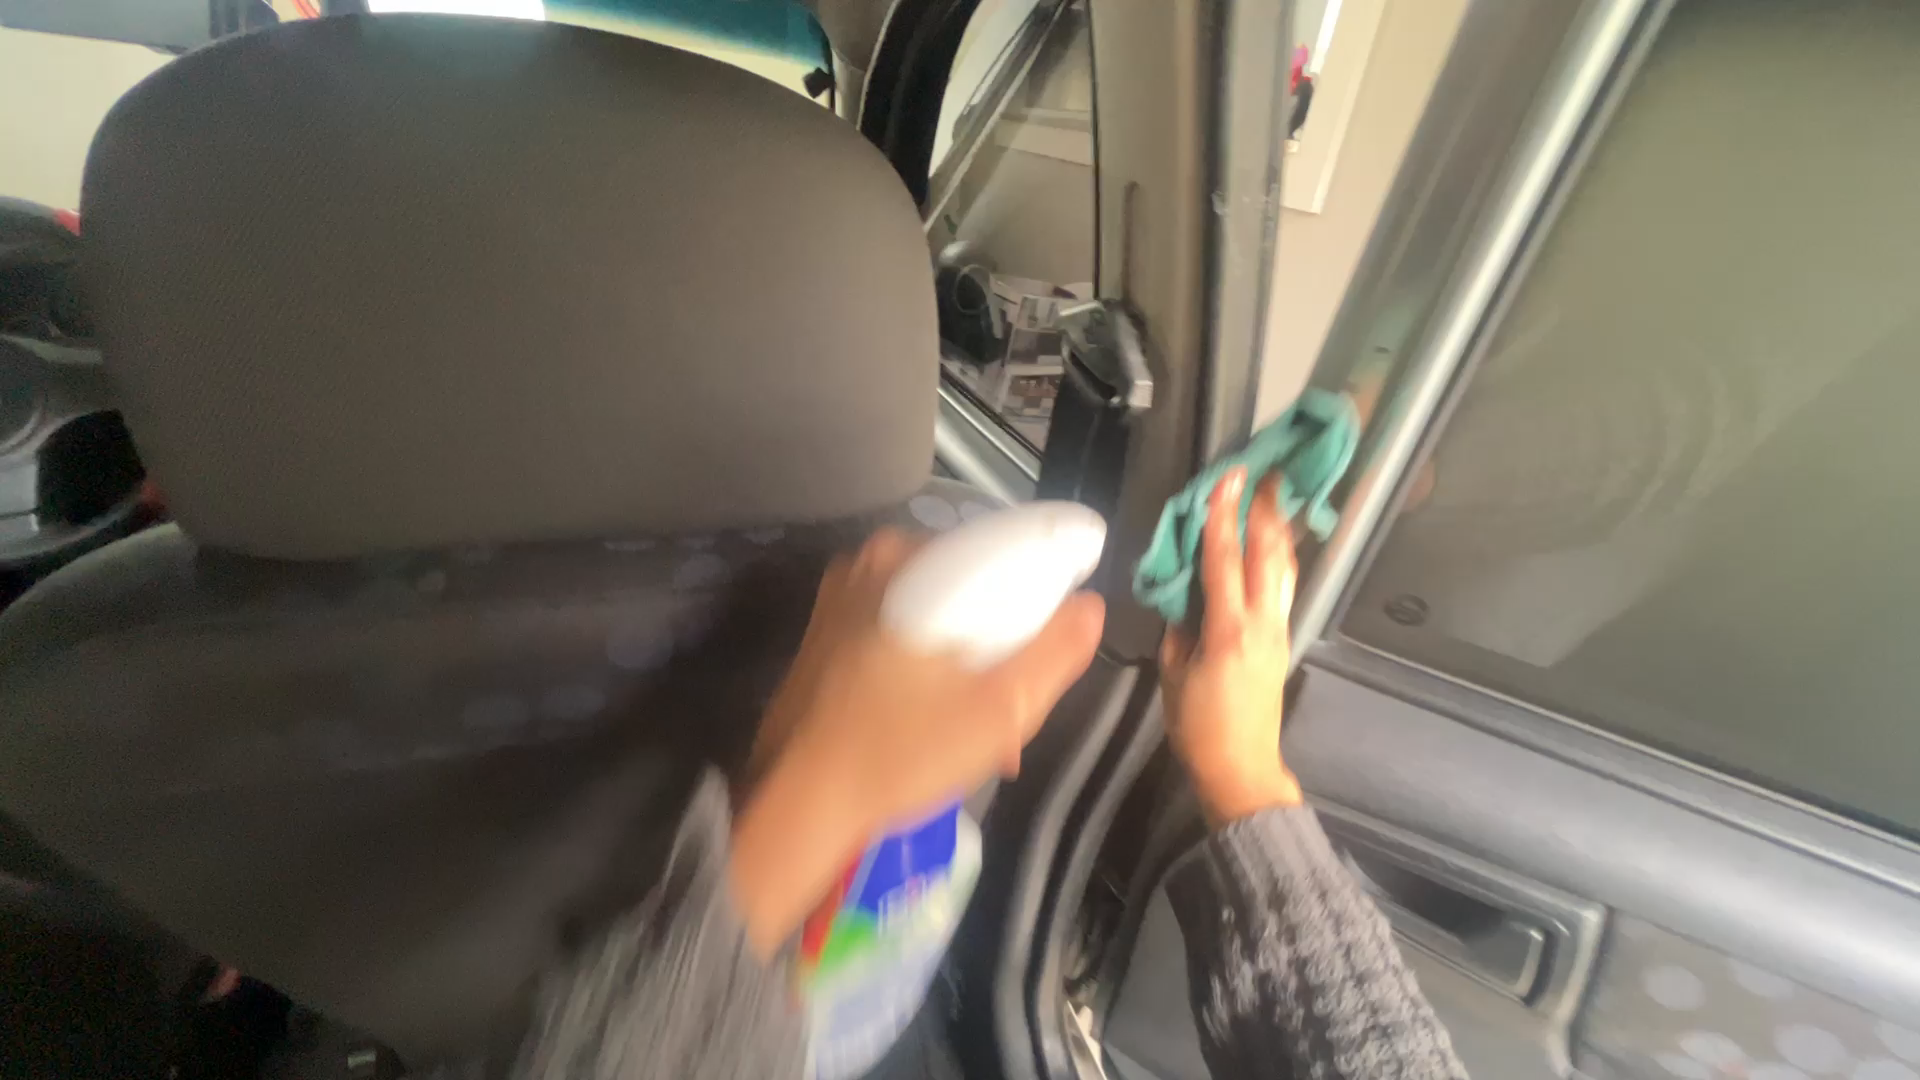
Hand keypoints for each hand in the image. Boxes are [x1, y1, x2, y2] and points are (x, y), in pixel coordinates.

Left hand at [731, 528, 1105, 951]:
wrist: (795, 803)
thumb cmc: (900, 750)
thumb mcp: (998, 707)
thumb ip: (1054, 653)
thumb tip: (1089, 608)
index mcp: (911, 558)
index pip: (1001, 554)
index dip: (1036, 601)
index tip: (1043, 653)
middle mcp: (873, 562)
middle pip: (968, 586)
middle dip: (998, 640)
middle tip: (1011, 703)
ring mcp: (844, 596)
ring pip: (935, 611)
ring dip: (965, 658)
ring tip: (980, 723)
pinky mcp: (826, 632)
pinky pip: (899, 630)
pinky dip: (927, 663)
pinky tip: (936, 715)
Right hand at [1161, 468, 1304, 825]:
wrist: (1242, 768)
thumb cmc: (1198, 725)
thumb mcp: (1173, 674)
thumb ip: (1180, 629)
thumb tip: (1185, 598)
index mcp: (1228, 630)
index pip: (1224, 560)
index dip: (1224, 516)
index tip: (1228, 480)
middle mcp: (1261, 623)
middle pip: (1268, 555)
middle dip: (1266, 512)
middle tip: (1264, 476)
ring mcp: (1278, 631)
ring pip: (1283, 569)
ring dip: (1278, 531)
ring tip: (1275, 498)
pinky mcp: (1281, 641)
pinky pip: (1281, 589)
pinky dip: (1278, 559)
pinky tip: (1273, 546)